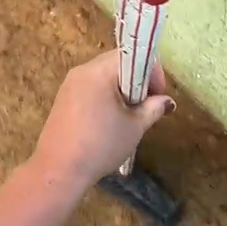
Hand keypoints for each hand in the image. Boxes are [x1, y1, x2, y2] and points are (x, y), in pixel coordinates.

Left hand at [30, 51, 173, 184]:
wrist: (59, 169)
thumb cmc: (101, 145)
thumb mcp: (135, 126)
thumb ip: (154, 108)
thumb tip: (167, 101)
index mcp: (99, 71)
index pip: (132, 55)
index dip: (151, 71)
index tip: (158, 95)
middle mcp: (82, 70)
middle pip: (117, 64)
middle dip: (137, 81)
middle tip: (147, 107)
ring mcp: (70, 84)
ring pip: (104, 77)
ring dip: (121, 90)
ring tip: (129, 117)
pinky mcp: (63, 98)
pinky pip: (91, 88)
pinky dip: (105, 97)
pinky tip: (108, 121)